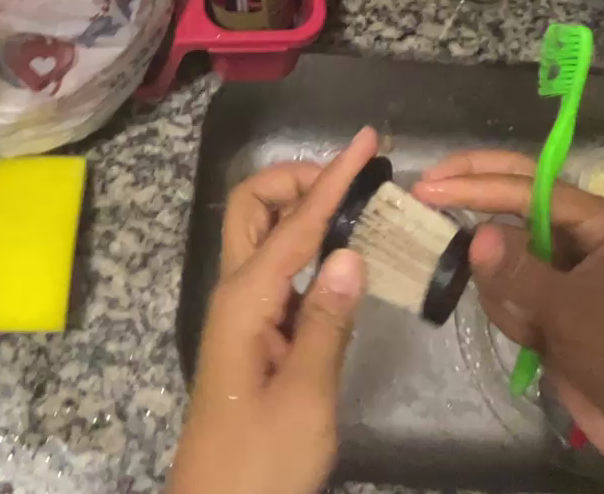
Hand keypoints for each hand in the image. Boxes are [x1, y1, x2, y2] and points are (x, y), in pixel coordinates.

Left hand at [168, 127, 379, 493]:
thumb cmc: (260, 462)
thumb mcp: (305, 398)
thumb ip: (328, 322)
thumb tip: (351, 249)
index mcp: (246, 298)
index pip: (297, 222)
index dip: (333, 177)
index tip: (366, 142)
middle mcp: (237, 290)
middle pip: (255, 205)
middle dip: (298, 179)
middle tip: (350, 181)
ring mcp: (243, 309)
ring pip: (263, 232)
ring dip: (302, 207)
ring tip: (355, 206)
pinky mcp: (255, 329)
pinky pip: (278, 265)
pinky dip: (308, 245)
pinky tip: (342, 258)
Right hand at [415, 150, 603, 493]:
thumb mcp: (575, 313)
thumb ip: (520, 273)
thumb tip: (474, 236)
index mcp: (597, 220)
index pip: (526, 186)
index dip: (475, 183)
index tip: (429, 188)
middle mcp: (576, 234)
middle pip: (512, 199)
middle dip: (473, 196)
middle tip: (424, 191)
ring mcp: (560, 270)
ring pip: (502, 253)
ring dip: (502, 287)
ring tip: (528, 324)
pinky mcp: (547, 304)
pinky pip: (506, 291)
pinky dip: (509, 312)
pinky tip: (533, 340)